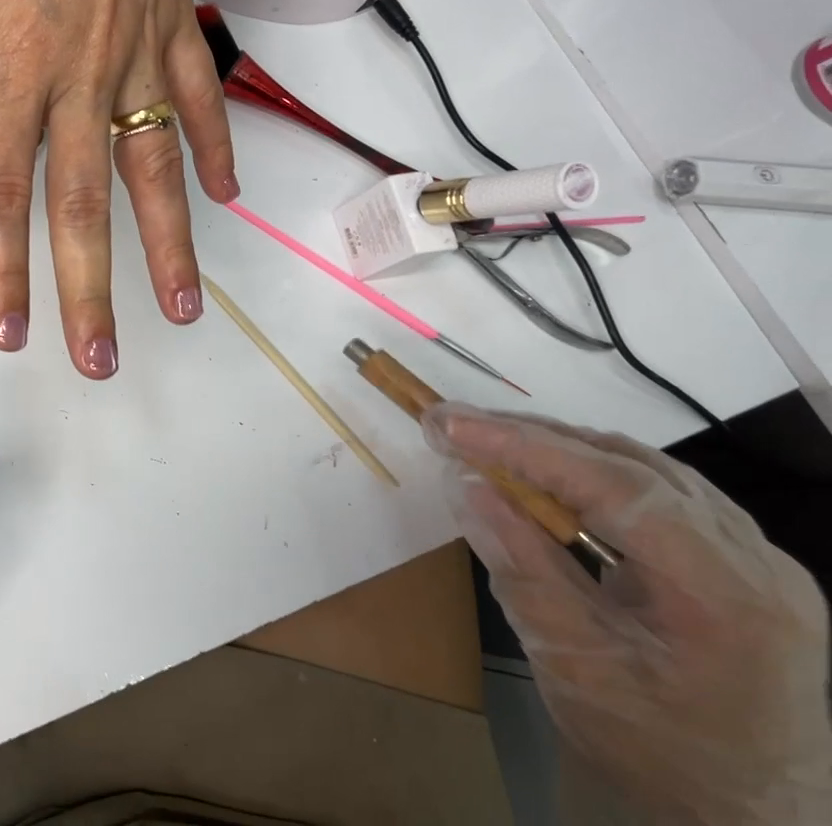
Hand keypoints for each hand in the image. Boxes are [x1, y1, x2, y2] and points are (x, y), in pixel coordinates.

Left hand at [0, 0, 234, 380]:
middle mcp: (78, 72)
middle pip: (81, 205)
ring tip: (176, 311)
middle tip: (97, 362)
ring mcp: (137, 47)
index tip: (8, 330)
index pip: (1, 192)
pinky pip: (200, 94)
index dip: (1, 268)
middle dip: (86, 292)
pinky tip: (222, 197)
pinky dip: (212, 147)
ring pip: (154, 167)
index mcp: (10, 63)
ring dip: (166, 247)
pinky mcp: (176, 12)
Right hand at [424, 404, 831, 824]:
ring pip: (654, 475)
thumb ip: (522, 568)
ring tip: (488, 443)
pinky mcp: (744, 572)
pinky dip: (595, 479)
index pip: (619, 487)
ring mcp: (761, 565)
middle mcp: (759, 564)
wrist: (745, 816)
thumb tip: (466, 487)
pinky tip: (547, 482)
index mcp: (727, 593)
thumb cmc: (654, 749)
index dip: (528, 447)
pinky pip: (666, 500)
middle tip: (452, 424)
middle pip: (640, 469)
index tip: (449, 426)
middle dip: (539, 438)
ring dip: (565, 452)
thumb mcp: (573, 663)